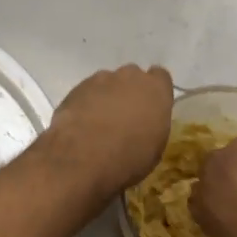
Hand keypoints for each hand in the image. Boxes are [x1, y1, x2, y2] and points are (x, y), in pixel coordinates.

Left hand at [46, 65, 174, 194]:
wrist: (82, 159)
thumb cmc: (128, 159)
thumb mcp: (154, 150)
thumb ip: (153, 126)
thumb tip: (144, 125)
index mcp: (156, 90)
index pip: (160, 78)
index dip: (154, 93)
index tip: (150, 109)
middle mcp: (130, 77)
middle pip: (133, 77)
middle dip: (130, 93)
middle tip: (125, 118)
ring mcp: (101, 79)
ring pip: (108, 83)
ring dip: (107, 98)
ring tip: (100, 124)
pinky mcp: (76, 88)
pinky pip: (87, 92)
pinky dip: (87, 104)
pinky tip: (82, 125)